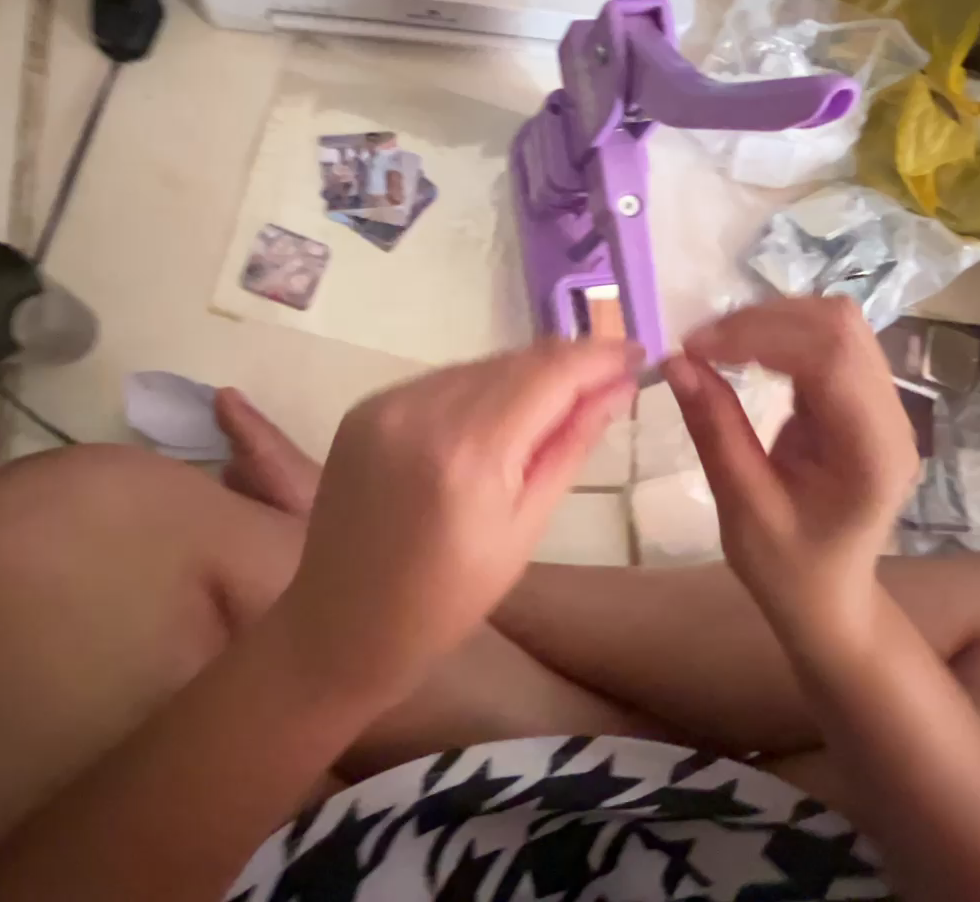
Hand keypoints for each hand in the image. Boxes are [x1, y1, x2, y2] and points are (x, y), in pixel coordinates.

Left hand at [276, 340, 639, 697]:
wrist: (341, 625)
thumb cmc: (447, 601)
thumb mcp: (524, 530)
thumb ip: (569, 447)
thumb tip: (616, 388)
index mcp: (468, 453)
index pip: (549, 374)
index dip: (600, 355)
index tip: (638, 353)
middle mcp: (421, 410)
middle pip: (515, 361)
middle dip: (568, 362)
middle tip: (611, 376)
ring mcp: (386, 404)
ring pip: (479, 366)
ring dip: (526, 374)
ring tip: (560, 399)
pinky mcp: (365, 408)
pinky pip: (442, 380)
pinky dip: (481, 388)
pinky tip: (500, 414)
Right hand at [663, 298, 918, 637]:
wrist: (829, 596)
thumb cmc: (786, 569)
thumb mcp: (741, 507)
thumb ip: (714, 429)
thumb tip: (675, 362)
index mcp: (872, 453)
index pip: (830, 359)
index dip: (759, 336)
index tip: (694, 347)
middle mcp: (892, 418)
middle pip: (840, 327)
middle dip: (763, 320)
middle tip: (698, 344)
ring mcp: (884, 405)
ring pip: (836, 324)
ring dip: (771, 321)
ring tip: (715, 344)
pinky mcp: (864, 399)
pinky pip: (828, 342)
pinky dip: (779, 335)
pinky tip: (741, 352)